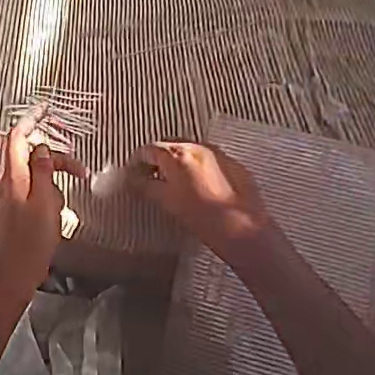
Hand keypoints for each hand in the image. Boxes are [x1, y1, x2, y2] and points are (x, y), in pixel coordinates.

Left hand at [0, 115, 87, 288]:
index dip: (30, 120)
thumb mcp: (45, 201)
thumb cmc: (33, 239)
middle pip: (23, 152)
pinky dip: (45, 190)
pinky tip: (55, 209)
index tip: (45, 110)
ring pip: (29, 171)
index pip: (16, 138)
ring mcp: (6, 195)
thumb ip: (43, 171)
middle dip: (48, 153)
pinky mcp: (12, 207)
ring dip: (50, 176)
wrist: (18, 269)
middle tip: (72, 166)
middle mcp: (4, 182)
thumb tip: (42, 148)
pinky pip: (30, 188)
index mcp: (12, 177)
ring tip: (63, 200)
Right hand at [134, 142, 274, 257]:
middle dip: (156, 159)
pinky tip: (195, 186)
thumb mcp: (166, 201)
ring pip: (188, 151)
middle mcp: (197, 148)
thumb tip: (135, 180)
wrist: (241, 228)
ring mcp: (217, 154)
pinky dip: (194, 167)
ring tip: (172, 182)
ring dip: (176, 162)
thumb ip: (146, 186)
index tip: (133, 173)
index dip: (136, 162)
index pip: (148, 150)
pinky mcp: (232, 164)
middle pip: (168, 146)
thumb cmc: (202, 216)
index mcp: (177, 155)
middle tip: (149, 177)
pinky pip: (206, 159)